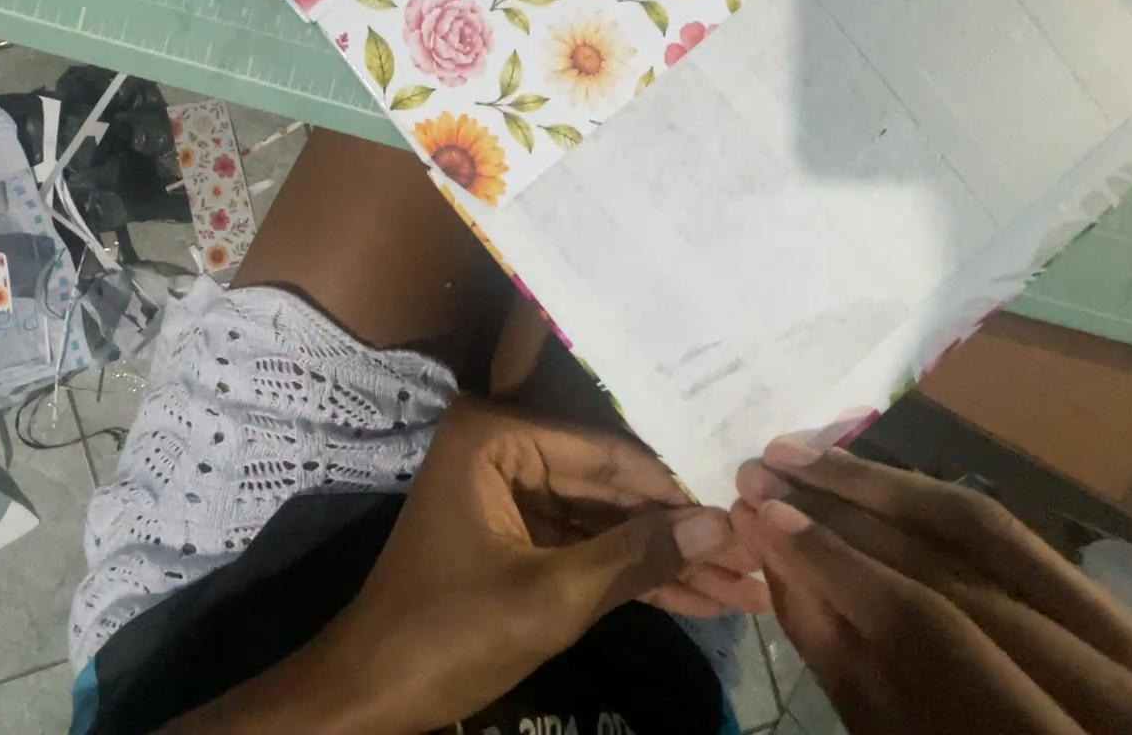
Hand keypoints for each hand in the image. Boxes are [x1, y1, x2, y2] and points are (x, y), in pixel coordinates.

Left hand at [165, 399, 767, 734]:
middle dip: (678, 531)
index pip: (605, 454)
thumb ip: (635, 555)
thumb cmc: (449, 634)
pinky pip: (581, 544)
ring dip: (664, 558)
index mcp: (495, 437)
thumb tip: (721, 524)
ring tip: (745, 588)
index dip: (677, 489)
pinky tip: (696, 599)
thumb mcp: (552, 596)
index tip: (747, 512)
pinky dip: (629, 574)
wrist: (373, 694)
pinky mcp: (514, 533)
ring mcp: (507, 491)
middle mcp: (501, 447)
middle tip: (758, 557)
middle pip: (608, 485)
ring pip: (601, 519)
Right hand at [732, 423, 1131, 734]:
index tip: (759, 512)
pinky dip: (925, 501)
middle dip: (842, 509)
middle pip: (958, 564)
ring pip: (988, 527)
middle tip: (763, 468)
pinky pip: (1014, 537)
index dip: (837, 563)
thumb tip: (767, 540)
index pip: (932, 628)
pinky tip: (863, 477)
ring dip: (876, 482)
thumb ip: (838, 649)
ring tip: (799, 453)